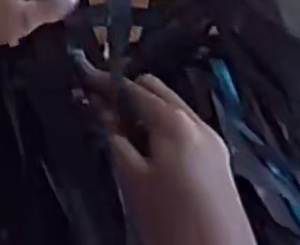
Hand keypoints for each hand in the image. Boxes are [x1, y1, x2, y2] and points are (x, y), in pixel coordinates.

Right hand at [84, 70, 252, 244]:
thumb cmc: (173, 223)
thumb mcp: (131, 175)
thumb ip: (112, 133)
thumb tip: (100, 107)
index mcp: (176, 122)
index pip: (130, 87)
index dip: (101, 81)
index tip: (81, 76)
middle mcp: (199, 125)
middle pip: (154, 89)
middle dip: (125, 93)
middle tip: (99, 106)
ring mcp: (213, 145)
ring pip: (168, 108)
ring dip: (142, 111)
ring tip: (118, 130)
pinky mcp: (219, 164)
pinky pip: (182, 128)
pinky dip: (159, 128)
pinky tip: (143, 148)